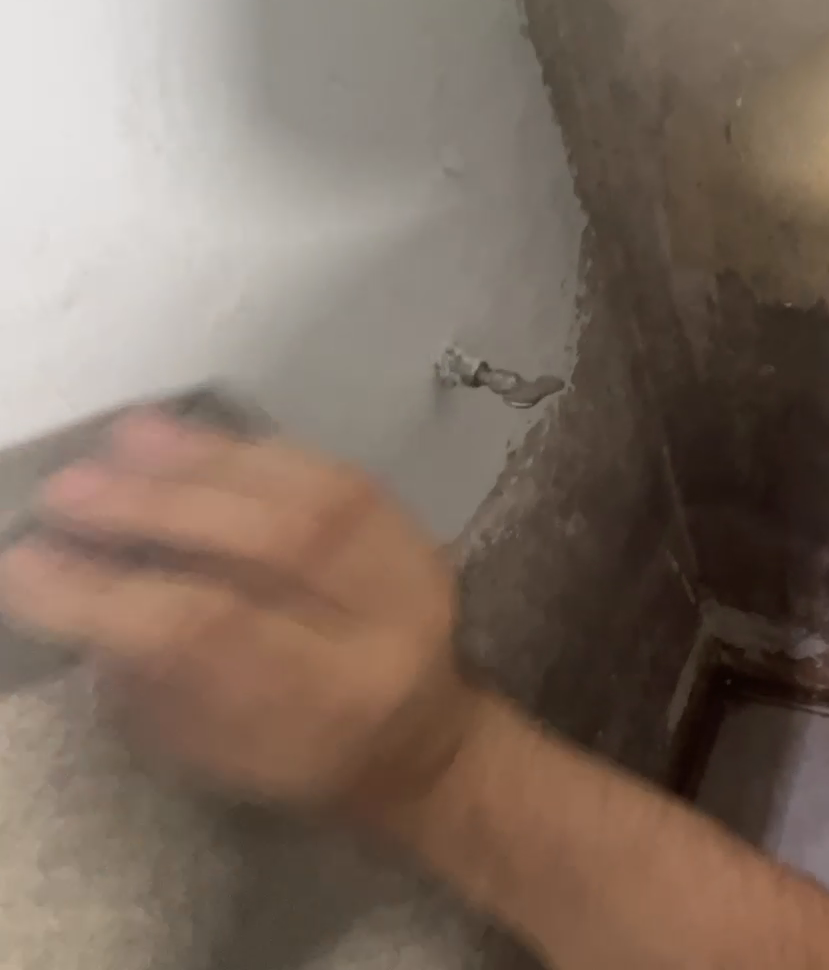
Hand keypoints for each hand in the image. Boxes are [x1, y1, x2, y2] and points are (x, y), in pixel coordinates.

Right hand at [0, 411, 479, 816]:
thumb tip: (82, 569)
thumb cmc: (298, 753)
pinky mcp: (426, 540)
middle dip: (168, 509)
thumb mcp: (211, 743)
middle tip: (70, 488)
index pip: (216, 629)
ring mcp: (421, 573)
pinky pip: (352, 482)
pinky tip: (208, 441)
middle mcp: (391, 623)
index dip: (111, 593)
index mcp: (333, 695)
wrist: (421, 733)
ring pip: (325, 499)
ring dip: (220, 463)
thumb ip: (156, 668)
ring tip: (130, 438)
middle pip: (285, 544)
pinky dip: (273, 457)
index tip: (22, 564)